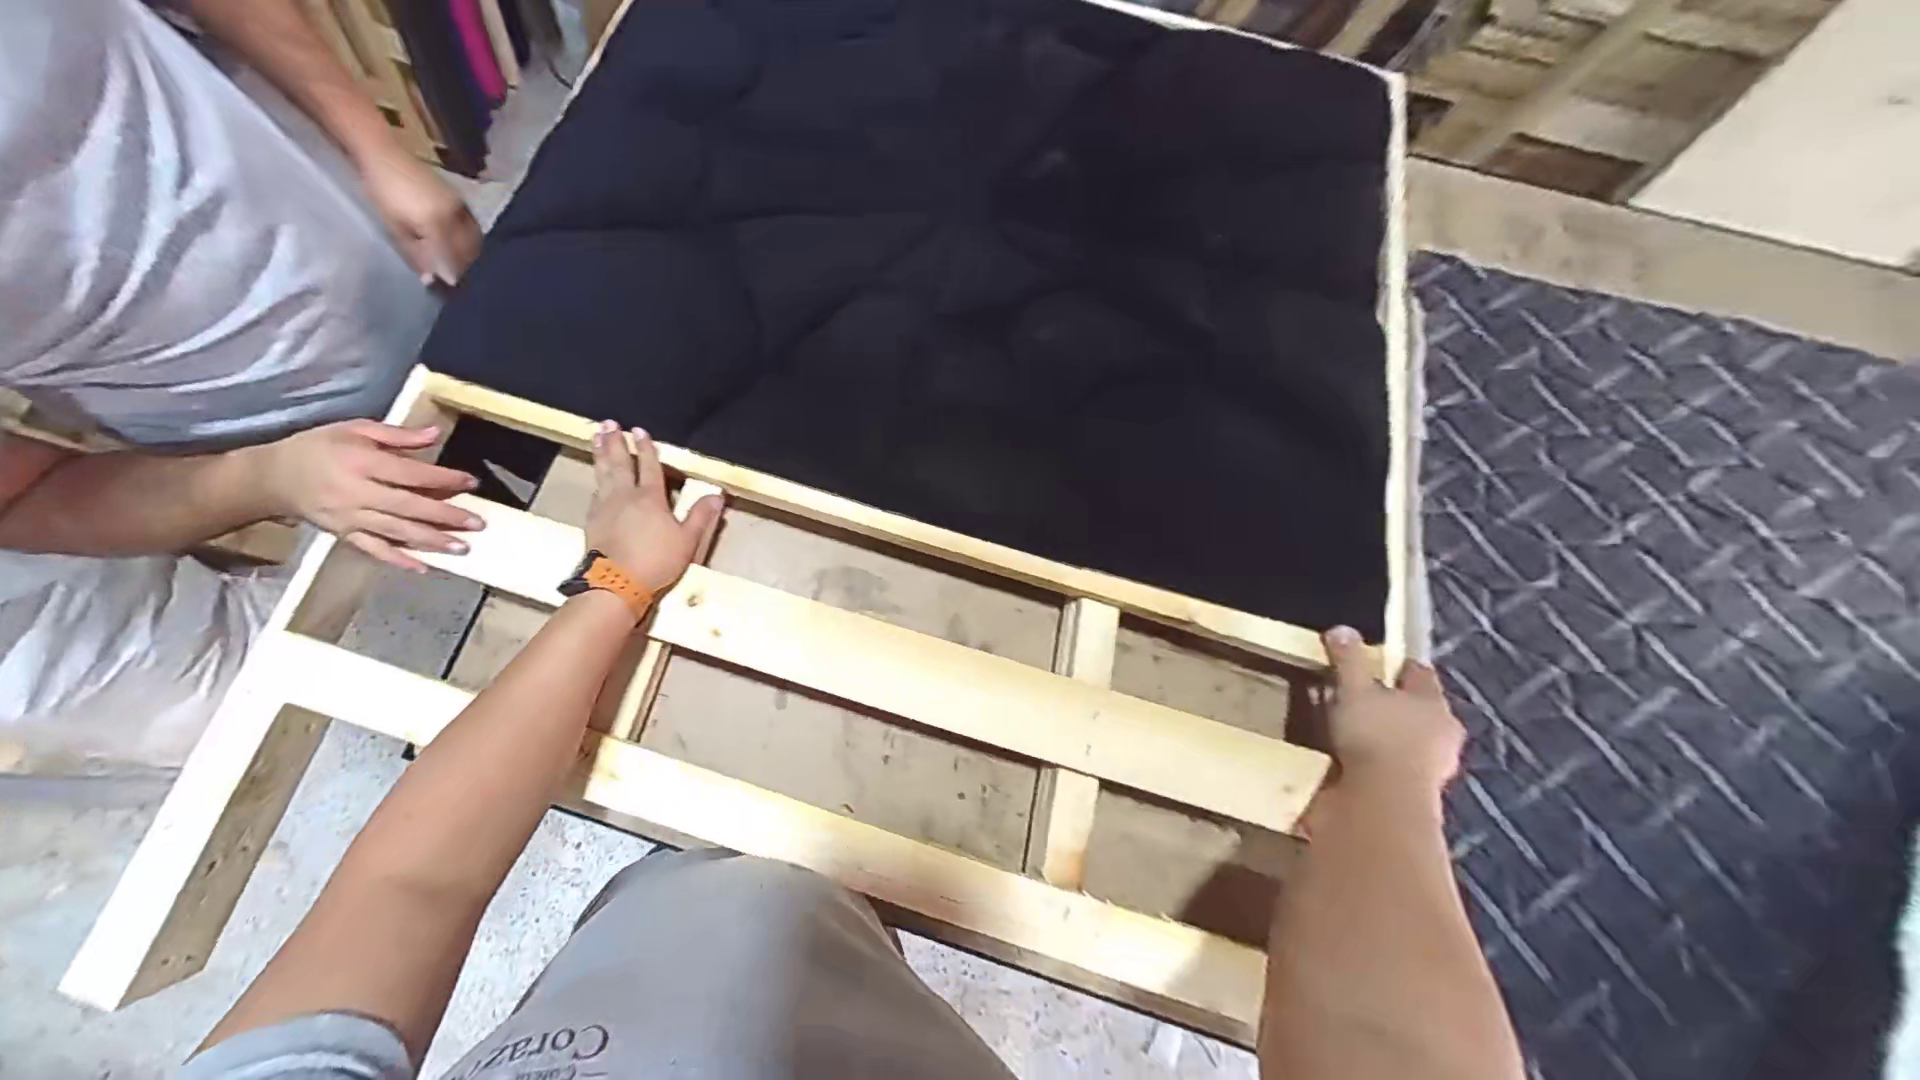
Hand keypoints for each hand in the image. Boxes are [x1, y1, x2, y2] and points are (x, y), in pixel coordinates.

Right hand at [256, 420, 480, 571]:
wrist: (270, 477)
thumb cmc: (319, 448)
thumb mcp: (354, 430)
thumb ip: (396, 434)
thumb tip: (435, 433)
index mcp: (360, 463)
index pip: (409, 474)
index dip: (443, 479)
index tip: (472, 482)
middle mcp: (355, 493)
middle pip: (407, 507)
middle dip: (446, 516)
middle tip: (479, 523)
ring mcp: (349, 517)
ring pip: (396, 531)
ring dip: (431, 541)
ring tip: (463, 547)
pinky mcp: (342, 534)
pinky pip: (373, 549)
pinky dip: (398, 559)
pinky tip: (424, 568)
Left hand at [358, 144, 480, 284]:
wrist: (382, 152)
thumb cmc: (381, 189)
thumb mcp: (394, 225)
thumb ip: (416, 253)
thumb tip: (433, 281)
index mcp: (436, 224)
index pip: (452, 259)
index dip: (454, 276)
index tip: (454, 290)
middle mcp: (454, 217)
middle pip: (468, 252)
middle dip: (466, 268)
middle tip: (462, 282)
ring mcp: (460, 208)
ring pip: (474, 241)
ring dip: (473, 256)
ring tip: (467, 267)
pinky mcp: (461, 202)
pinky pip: (473, 228)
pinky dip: (473, 242)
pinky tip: (468, 248)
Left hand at [586, 421, 721, 592]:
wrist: (615, 583)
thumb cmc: (657, 561)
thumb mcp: (687, 540)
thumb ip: (700, 516)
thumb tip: (718, 495)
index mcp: (650, 498)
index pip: (649, 466)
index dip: (646, 448)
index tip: (640, 431)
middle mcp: (625, 496)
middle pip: (619, 463)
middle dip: (616, 442)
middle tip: (609, 423)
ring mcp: (605, 507)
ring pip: (602, 473)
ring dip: (600, 453)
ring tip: (595, 436)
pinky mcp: (592, 520)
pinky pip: (594, 492)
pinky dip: (595, 479)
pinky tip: (595, 477)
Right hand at [1319, 626, 1465, 796]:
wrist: (1382, 804)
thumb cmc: (1374, 737)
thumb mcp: (1353, 690)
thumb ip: (1348, 660)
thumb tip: (1342, 629)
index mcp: (1433, 703)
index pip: (1418, 673)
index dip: (1397, 665)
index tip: (1374, 660)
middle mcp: (1441, 733)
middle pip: (1416, 708)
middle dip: (1392, 703)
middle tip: (1360, 695)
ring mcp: (1431, 767)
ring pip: (1406, 740)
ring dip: (1385, 735)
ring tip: (1350, 729)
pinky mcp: (1412, 793)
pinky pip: (1393, 767)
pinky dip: (1376, 761)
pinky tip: (1351, 758)